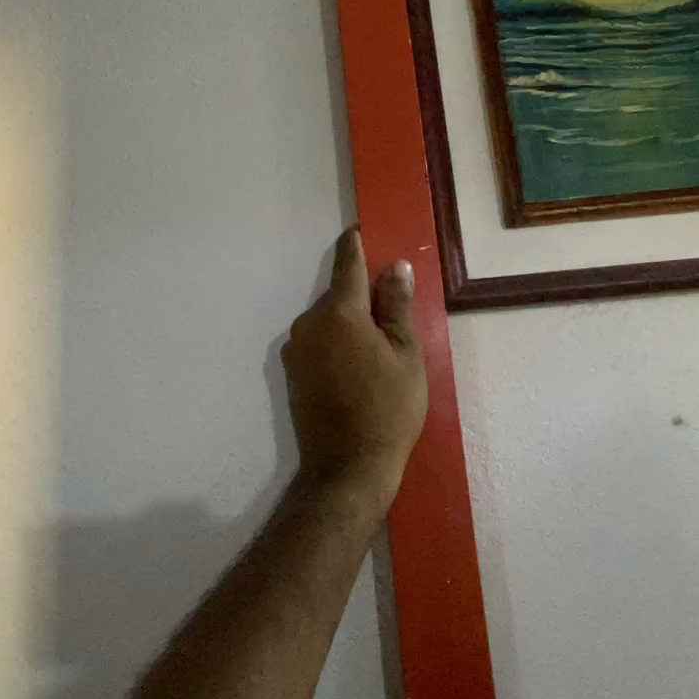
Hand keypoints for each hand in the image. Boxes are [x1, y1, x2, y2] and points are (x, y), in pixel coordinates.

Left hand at [281, 228, 427, 511]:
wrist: (347, 468)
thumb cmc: (388, 408)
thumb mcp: (406, 354)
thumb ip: (397, 306)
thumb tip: (395, 266)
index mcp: (340, 312)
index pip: (348, 264)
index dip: (356, 244)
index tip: (361, 230)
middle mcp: (310, 322)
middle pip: (339, 295)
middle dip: (362, 295)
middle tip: (392, 310)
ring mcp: (296, 349)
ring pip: (328, 320)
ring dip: (349, 323)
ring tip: (380, 349)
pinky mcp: (292, 373)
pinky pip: (319, 342)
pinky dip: (337, 343)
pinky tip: (358, 369)